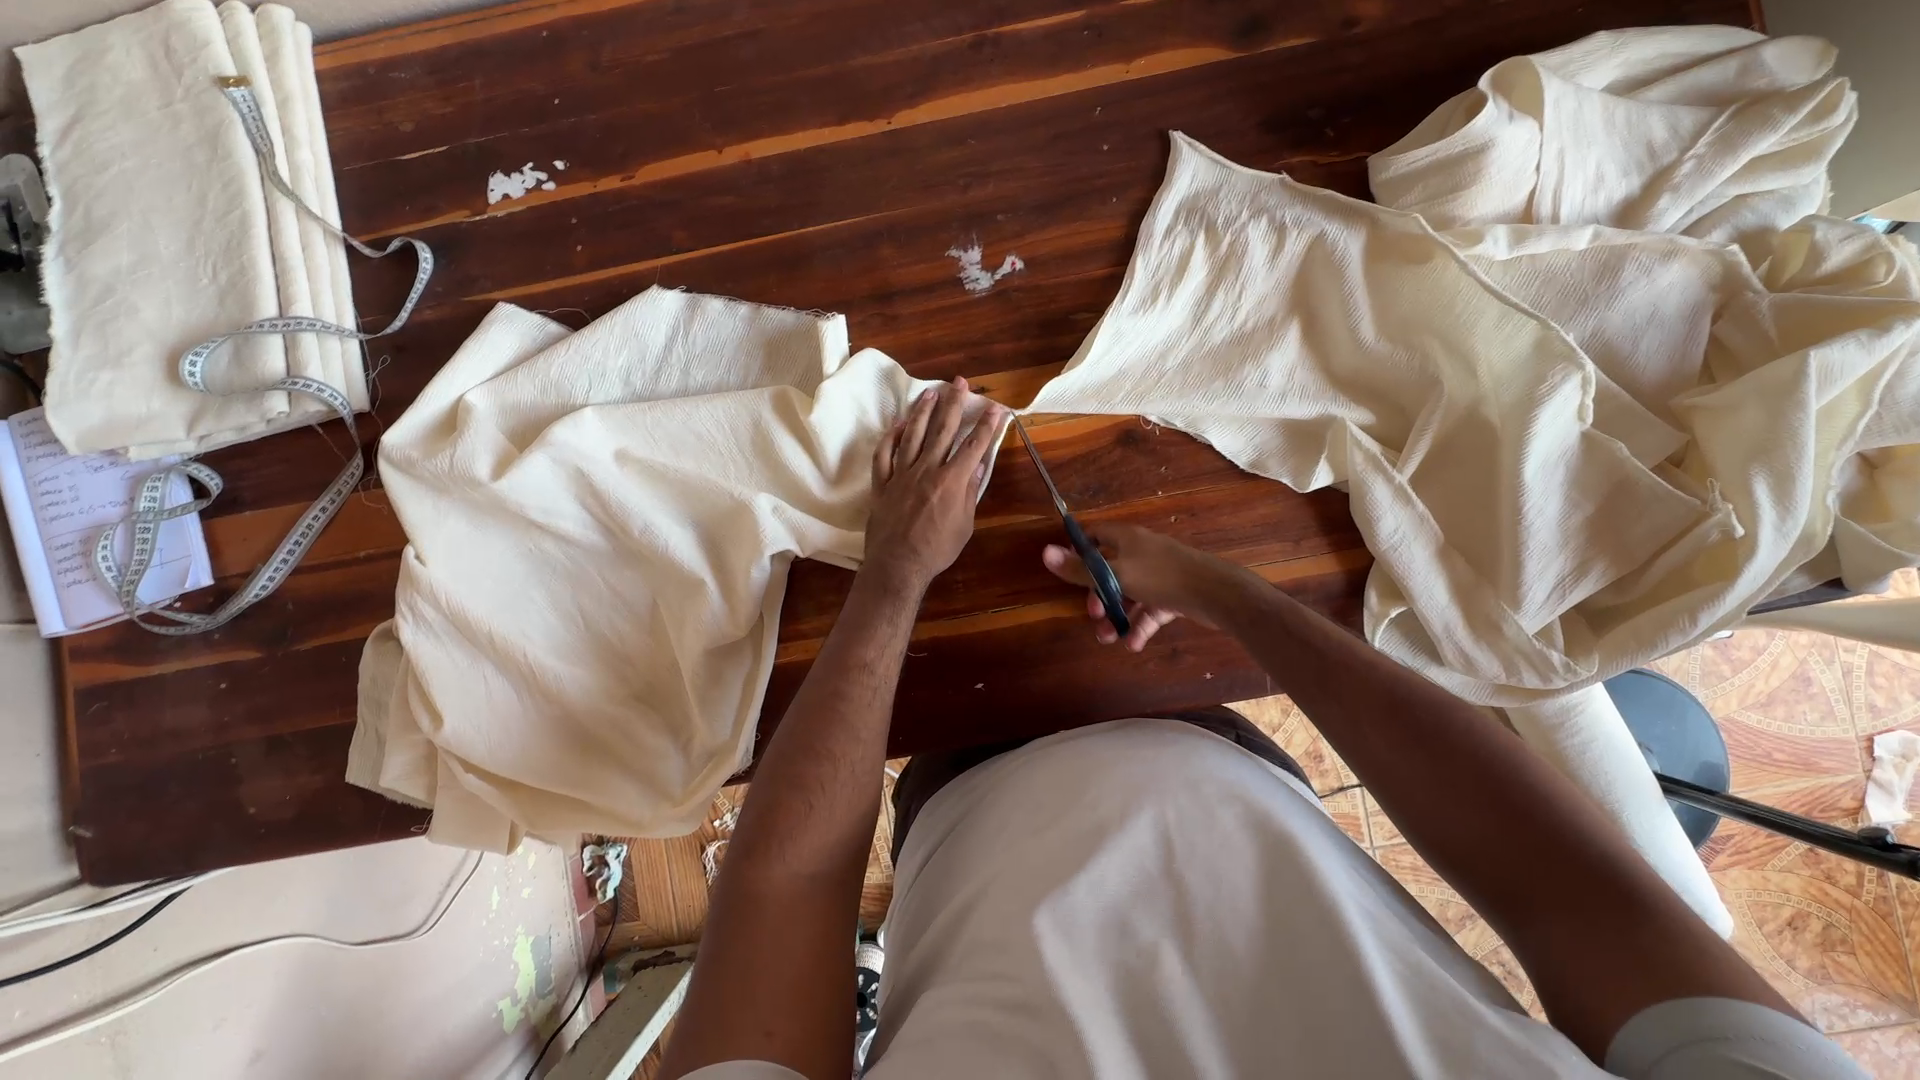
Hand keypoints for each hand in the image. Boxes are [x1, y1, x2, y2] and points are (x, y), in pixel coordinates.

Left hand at [863, 377, 1007, 591]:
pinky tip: (897, 425)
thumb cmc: (937, 550)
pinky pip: (884, 454)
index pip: (973, 445)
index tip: (996, 408)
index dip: (986, 425)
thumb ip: (970, 492)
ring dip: (923, 411)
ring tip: (931, 393)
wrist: (898, 565)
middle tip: (961, 382)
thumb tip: (978, 466)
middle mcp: (926, 469)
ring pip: (912, 434)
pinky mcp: (882, 483)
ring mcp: (901, 474)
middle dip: (954, 403)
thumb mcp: (964, 525)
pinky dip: (891, 437)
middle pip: (943, 429)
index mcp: (951, 480)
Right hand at [1041, 523, 1245, 650]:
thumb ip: (1081, 570)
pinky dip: (1141, 625)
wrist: (1217, 594)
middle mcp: (1143, 552)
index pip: (1097, 536)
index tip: (1070, 571)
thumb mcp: (1116, 575)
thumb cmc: (1163, 577)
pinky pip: (1151, 610)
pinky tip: (1134, 644)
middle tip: (1094, 614)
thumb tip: (1044, 552)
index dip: (1081, 551)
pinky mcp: (1175, 595)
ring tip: (1109, 638)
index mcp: (1128, 539)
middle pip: (1112, 570)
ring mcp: (1161, 574)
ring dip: (1118, 616)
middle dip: (1100, 595)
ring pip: (1131, 595)